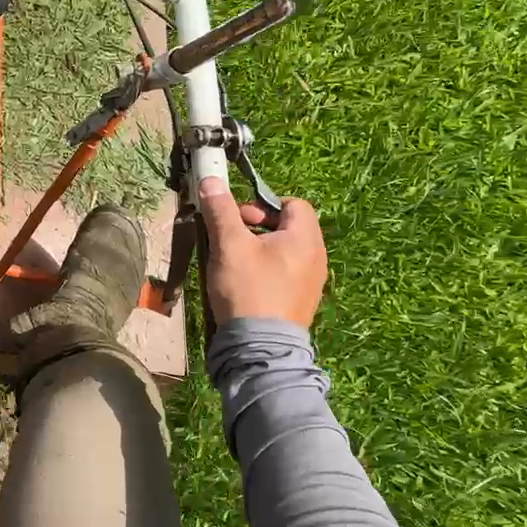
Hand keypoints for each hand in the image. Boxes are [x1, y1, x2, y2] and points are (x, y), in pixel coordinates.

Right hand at [199, 176, 327, 327]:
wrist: (259, 346)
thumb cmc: (248, 288)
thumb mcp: (229, 244)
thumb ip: (221, 210)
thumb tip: (210, 179)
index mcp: (305, 240)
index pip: (294, 204)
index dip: (264, 203)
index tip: (238, 217)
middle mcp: (316, 258)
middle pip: (287, 226)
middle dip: (255, 224)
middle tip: (231, 237)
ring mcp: (310, 281)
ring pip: (283, 249)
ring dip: (257, 247)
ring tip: (232, 260)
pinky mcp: (300, 300)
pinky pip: (284, 271)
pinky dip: (264, 267)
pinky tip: (243, 281)